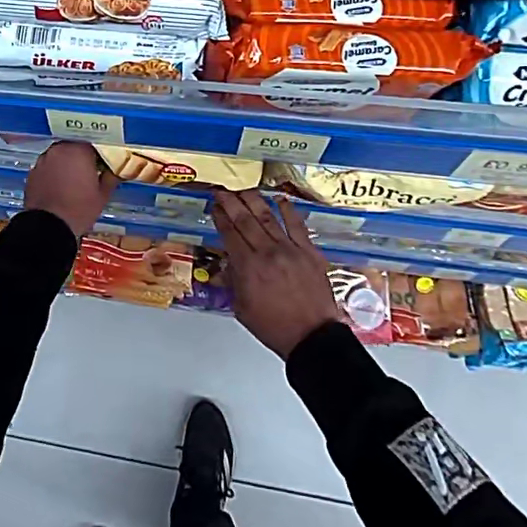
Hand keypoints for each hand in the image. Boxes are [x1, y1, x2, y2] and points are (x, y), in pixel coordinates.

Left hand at [24, 141, 119, 235]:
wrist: (48, 226)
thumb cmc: (80, 209)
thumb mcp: (102, 195)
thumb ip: (111, 177)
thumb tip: (116, 170)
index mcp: (78, 151)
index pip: (92, 144)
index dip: (98, 155)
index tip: (102, 165)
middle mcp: (59, 150)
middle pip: (73, 147)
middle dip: (81, 157)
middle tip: (88, 172)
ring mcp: (43, 160)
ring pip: (58, 156)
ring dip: (66, 163)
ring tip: (73, 180)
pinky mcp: (32, 172)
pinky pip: (47, 167)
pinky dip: (53, 172)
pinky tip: (58, 186)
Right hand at [211, 190, 341, 359]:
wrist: (313, 337)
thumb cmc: (274, 326)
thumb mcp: (241, 306)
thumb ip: (233, 280)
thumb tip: (230, 263)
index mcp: (247, 267)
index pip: (229, 233)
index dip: (219, 217)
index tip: (213, 206)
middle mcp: (267, 253)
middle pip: (245, 219)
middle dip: (231, 202)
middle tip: (222, 190)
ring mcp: (290, 250)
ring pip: (268, 217)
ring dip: (253, 200)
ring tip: (243, 188)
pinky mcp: (310, 253)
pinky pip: (297, 226)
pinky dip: (288, 210)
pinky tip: (280, 199)